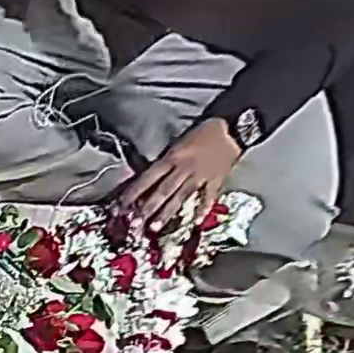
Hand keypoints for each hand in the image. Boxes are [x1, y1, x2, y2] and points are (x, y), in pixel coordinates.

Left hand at [115, 118, 240, 234]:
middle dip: (147, 208)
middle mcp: (183, 168)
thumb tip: (145, 184)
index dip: (133, 193)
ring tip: (155, 228)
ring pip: (180, 196)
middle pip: (162, 190)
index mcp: (171, 158)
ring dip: (167, 213)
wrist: (233, 125)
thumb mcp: (176, 146)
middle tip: (135, 224)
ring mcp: (201, 175)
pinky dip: (202, 208)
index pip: (147, 178)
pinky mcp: (217, 179)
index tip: (120, 207)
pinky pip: (208, 196)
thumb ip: (163, 164)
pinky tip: (195, 221)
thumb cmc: (200, 135)